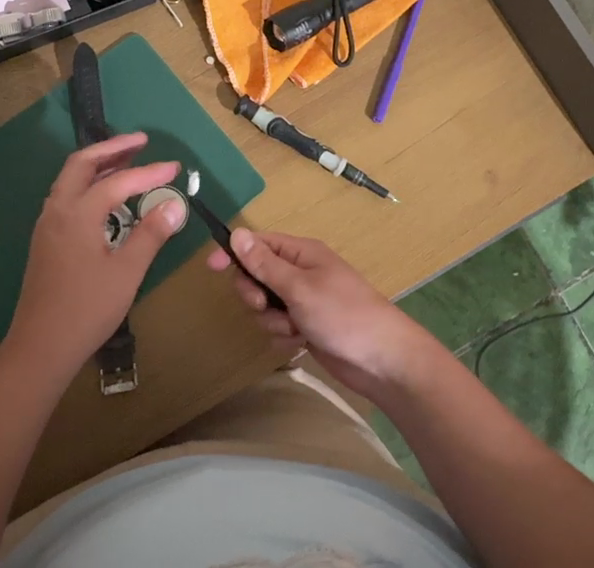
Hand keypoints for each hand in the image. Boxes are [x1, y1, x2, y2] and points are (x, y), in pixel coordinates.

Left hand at [7, 133, 186, 370]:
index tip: (175, 167)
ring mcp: (47, 226)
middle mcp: (57, 211)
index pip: (117, 181)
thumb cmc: (87, 309)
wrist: (41, 347)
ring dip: (98, 165)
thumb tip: (175, 203)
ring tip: (127, 161)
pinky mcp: (46, 241)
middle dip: (112, 149)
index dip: (148, 172)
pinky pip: (67, 197)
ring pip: (70, 180)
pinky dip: (88, 185)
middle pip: (81, 164)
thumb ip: (151, 233)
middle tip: (141, 142)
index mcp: (77, 214)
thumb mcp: (127, 272)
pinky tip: (106, 199)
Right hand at [208, 228, 442, 400]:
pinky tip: (300, 342)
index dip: (235, 253)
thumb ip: (265, 264)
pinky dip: (284, 335)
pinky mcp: (307, 326)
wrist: (381, 359)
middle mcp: (301, 272)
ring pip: (265, 305)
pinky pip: (278, 326)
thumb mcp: (299, 287)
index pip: (259, 243)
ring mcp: (304, 301)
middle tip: (265, 307)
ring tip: (294, 328)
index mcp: (302, 253)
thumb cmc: (343, 314)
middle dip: (255, 294)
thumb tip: (237, 233)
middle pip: (257, 275)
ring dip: (272, 320)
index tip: (212, 267)